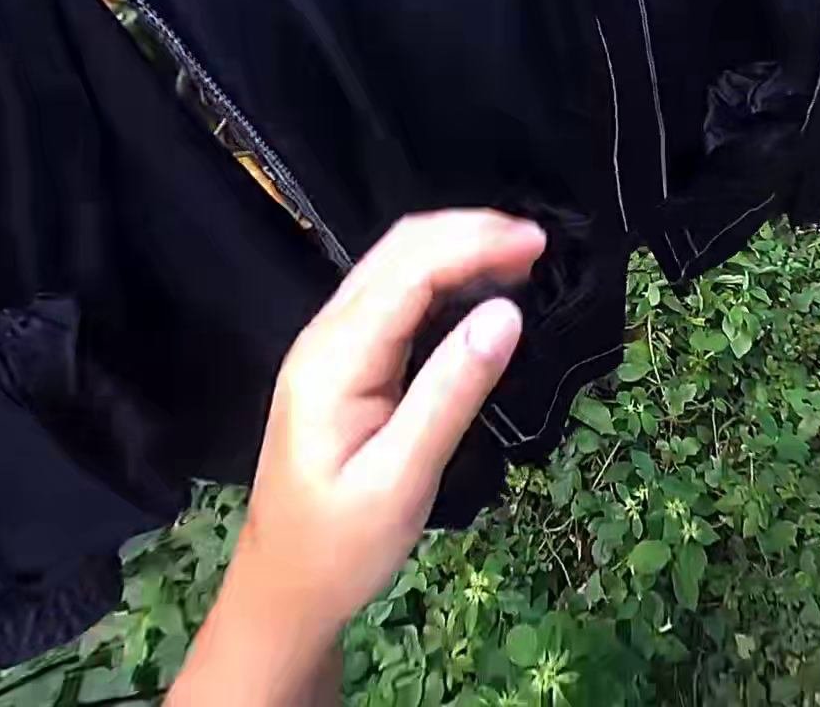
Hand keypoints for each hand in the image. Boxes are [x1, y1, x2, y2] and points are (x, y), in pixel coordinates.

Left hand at [173, 211, 544, 706]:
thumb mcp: (402, 479)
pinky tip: (481, 284)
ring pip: (399, 262)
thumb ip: (452, 391)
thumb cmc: (341, 546)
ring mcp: (334, 339)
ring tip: (519, 254)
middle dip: (470, 231)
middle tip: (535, 241)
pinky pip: (400, 290)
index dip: (475, 245)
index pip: (411, 272)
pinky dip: (447, 273)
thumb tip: (506, 314)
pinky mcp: (350, 353)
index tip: (536, 243)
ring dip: (459, 245)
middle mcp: (328, 332)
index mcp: (335, 358)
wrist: (284, 589)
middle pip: (401, 250)